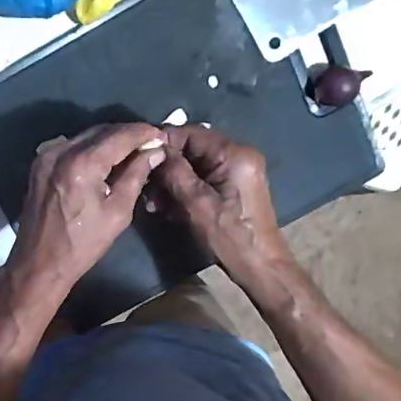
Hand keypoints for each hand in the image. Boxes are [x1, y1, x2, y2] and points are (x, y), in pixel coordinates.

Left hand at [3, 122, 165, 308]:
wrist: (38, 263)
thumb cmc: (82, 245)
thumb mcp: (117, 213)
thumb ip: (136, 176)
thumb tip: (155, 152)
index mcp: (82, 164)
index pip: (120, 135)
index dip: (144, 132)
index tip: (161, 136)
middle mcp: (61, 151)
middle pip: (101, 130)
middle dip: (127, 134)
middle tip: (150, 143)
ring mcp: (46, 156)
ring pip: (86, 136)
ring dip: (109, 140)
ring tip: (131, 152)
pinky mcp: (39, 164)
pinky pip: (71, 146)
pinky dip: (90, 148)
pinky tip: (104, 160)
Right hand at [154, 126, 298, 301]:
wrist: (261, 267)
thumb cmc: (229, 236)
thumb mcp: (196, 204)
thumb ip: (174, 172)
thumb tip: (154, 148)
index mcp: (234, 154)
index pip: (191, 133)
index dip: (163, 143)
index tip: (139, 158)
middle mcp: (240, 155)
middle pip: (193, 149)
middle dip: (167, 168)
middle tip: (146, 189)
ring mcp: (239, 171)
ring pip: (196, 166)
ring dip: (173, 182)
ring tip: (155, 204)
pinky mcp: (235, 187)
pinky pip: (205, 179)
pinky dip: (186, 190)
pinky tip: (169, 209)